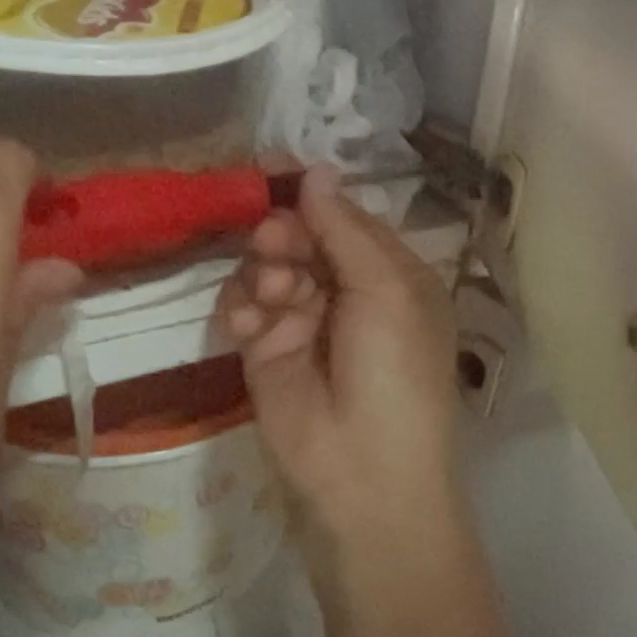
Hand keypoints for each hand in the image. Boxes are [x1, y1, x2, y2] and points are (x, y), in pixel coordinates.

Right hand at [217, 167, 462, 541]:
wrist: (362, 472)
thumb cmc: (395, 371)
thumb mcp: (386, 291)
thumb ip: (345, 229)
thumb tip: (317, 171)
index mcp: (389, 272)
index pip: (344, 216)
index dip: (311, 191)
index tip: (270, 164)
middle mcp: (345, 289)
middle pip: (300, 235)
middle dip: (283, 232)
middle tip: (274, 241)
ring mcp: (301, 319)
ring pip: (265, 265)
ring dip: (264, 270)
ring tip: (274, 296)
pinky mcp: (263, 349)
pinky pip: (241, 306)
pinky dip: (242, 306)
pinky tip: (252, 324)